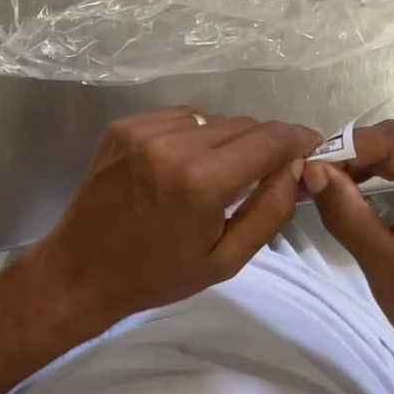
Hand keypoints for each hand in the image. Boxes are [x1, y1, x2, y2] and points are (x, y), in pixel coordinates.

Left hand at [24, 108, 320, 327]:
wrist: (80, 270)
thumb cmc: (156, 275)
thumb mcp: (225, 260)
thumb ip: (269, 211)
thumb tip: (297, 169)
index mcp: (201, 181)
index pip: (271, 139)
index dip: (298, 141)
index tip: (312, 148)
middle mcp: (173, 144)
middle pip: (244, 125)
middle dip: (264, 145)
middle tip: (266, 174)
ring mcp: (144, 130)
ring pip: (212, 118)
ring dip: (227, 140)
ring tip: (219, 174)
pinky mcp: (124, 126)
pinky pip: (179, 118)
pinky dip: (194, 135)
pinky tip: (186, 165)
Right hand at [304, 121, 393, 362]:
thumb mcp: (382, 265)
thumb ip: (348, 214)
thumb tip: (313, 169)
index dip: (351, 146)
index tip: (311, 165)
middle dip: (355, 150)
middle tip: (314, 173)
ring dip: (365, 157)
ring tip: (328, 178)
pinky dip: (382, 166)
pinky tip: (356, 181)